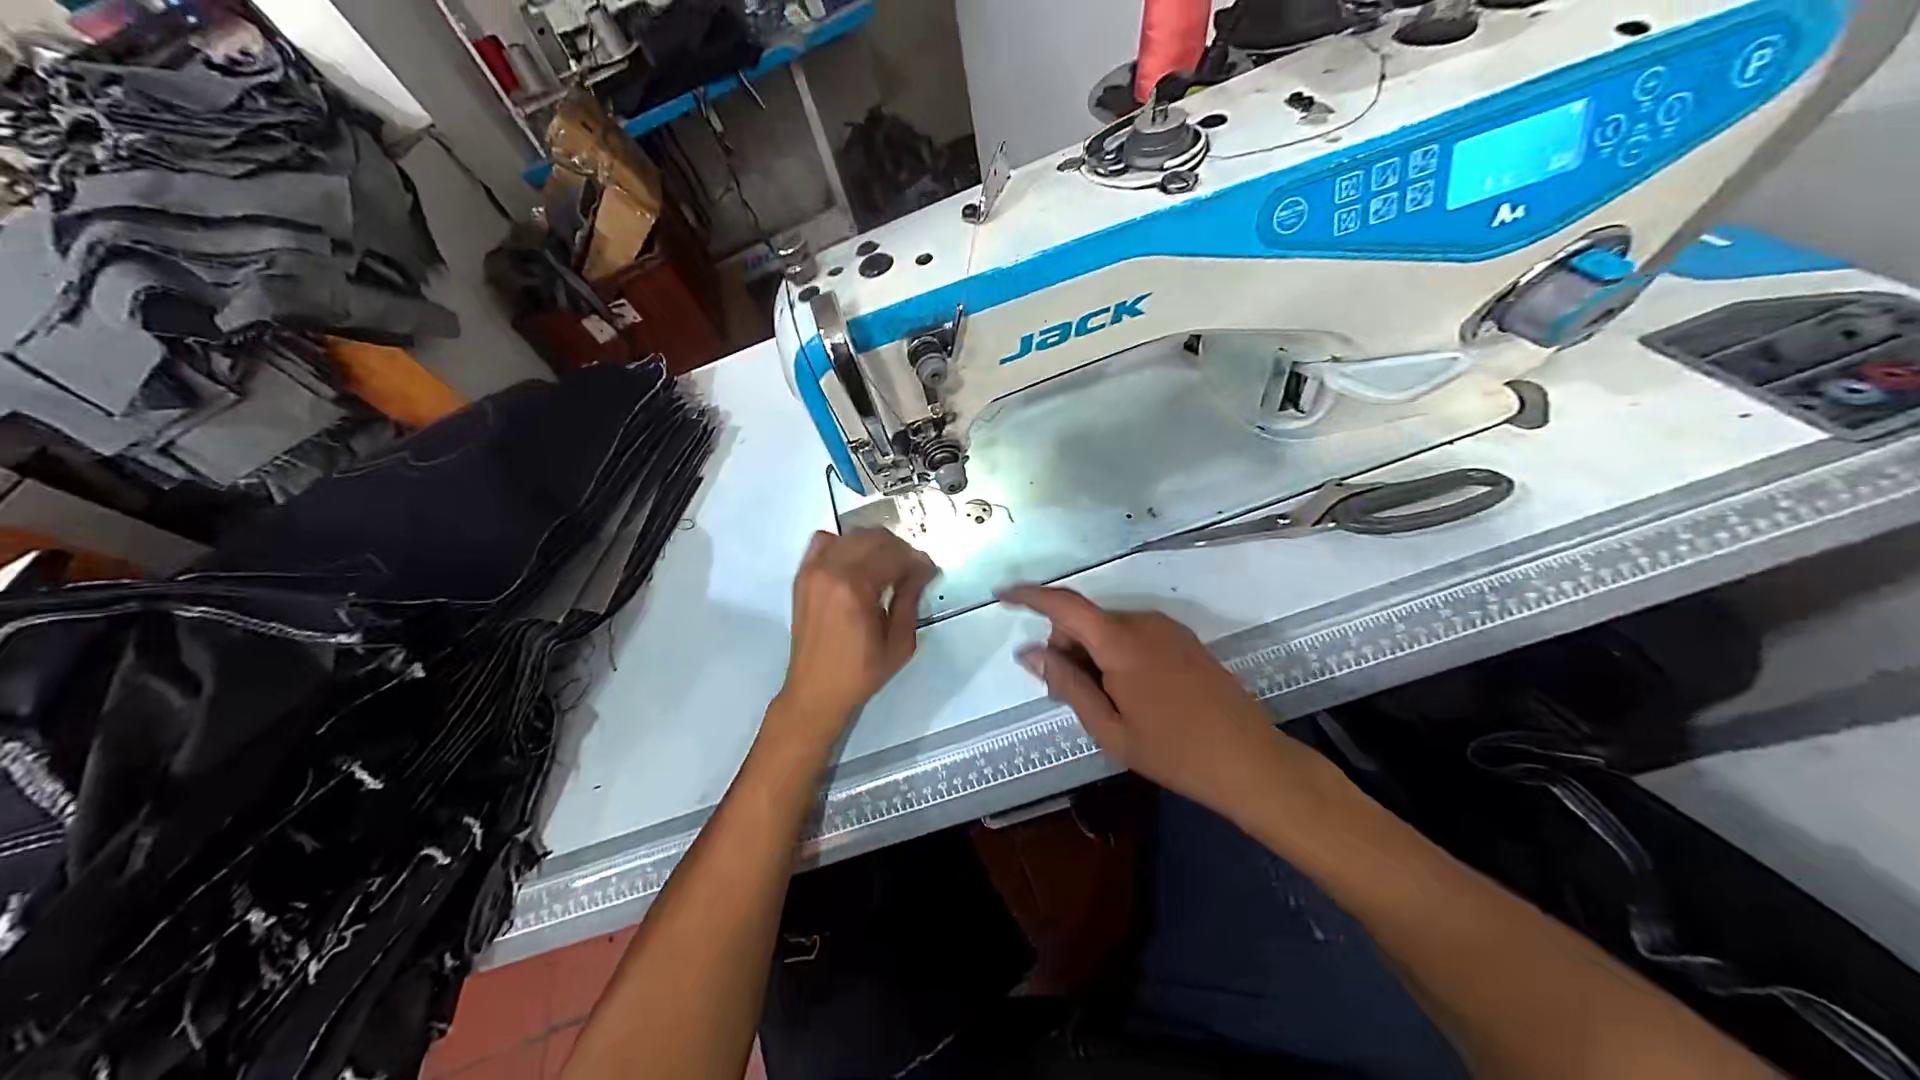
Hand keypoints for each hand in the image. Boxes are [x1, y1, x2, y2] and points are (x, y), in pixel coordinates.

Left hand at [774, 530, 936, 741]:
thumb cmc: (860, 672)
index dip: (916, 561)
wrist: (815, 690)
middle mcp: (830, 570)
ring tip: (887, 567)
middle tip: (912, 571)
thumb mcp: (899, 643)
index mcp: (855, 588)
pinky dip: (845, 544)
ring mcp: (813, 570)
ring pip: (852, 536)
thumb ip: (910, 600)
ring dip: (875, 545)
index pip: (894, 555)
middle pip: (874, 539)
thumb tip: (921, 572)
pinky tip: (857, 564)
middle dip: (899, 550)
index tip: (928, 572)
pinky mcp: (803, 576)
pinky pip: (825, 542)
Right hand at [1000, 586, 1330, 816]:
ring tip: (1103, 702)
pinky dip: (1115, 653)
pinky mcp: (1183, 640)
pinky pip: (1133, 634)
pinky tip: (1127, 693)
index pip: (1065, 605)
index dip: (1028, 596)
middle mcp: (1145, 623)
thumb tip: (1029, 653)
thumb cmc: (1173, 752)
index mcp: (1122, 643)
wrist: (1250, 761)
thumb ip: (1066, 684)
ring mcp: (1168, 628)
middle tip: (1066, 694)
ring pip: (1108, 627)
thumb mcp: (1109, 728)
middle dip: (1065, 646)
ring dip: (1091, 652)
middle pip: (1085, 619)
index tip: (1001, 596)